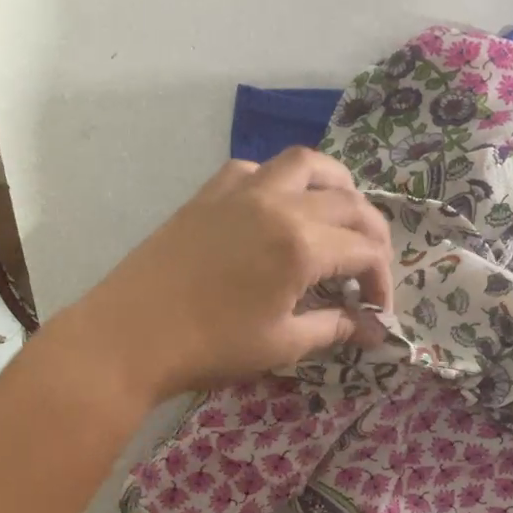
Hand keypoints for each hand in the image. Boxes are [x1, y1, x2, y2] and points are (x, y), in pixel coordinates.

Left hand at [67, 147, 392, 399]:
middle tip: (370, 271)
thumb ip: (332, 328)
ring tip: (342, 216)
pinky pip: (259, 168)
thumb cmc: (210, 348)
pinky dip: (284, 181)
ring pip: (306, 165)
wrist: (131, 335)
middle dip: (371, 235)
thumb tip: (370, 329)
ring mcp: (242, 191)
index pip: (365, 251)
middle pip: (348, 202)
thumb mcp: (281, 345)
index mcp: (301, 244)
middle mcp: (279, 203)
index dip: (382, 283)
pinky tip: (282, 208)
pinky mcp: (210, 193)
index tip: (377, 315)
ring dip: (336, 186)